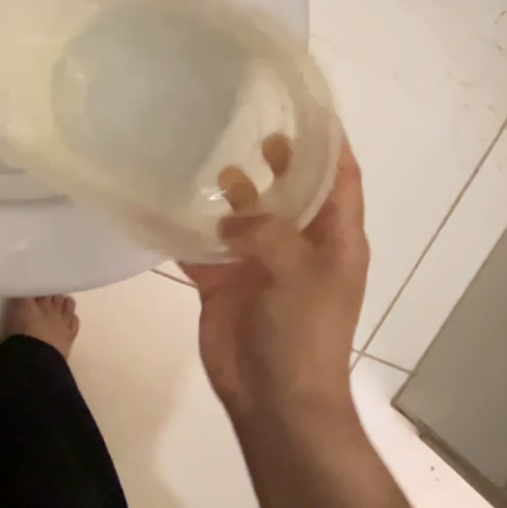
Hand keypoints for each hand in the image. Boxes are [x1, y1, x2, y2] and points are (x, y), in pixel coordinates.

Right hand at [178, 137, 367, 423]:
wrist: (275, 398)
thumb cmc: (305, 335)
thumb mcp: (301, 275)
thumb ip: (269, 234)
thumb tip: (228, 217)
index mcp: (334, 240)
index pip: (340, 179)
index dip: (329, 144)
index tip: (306, 109)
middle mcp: (298, 245)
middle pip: (290, 192)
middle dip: (276, 162)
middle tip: (248, 128)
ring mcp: (258, 264)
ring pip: (245, 217)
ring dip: (230, 194)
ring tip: (207, 165)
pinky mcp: (223, 282)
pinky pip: (203, 247)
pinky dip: (187, 231)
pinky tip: (166, 209)